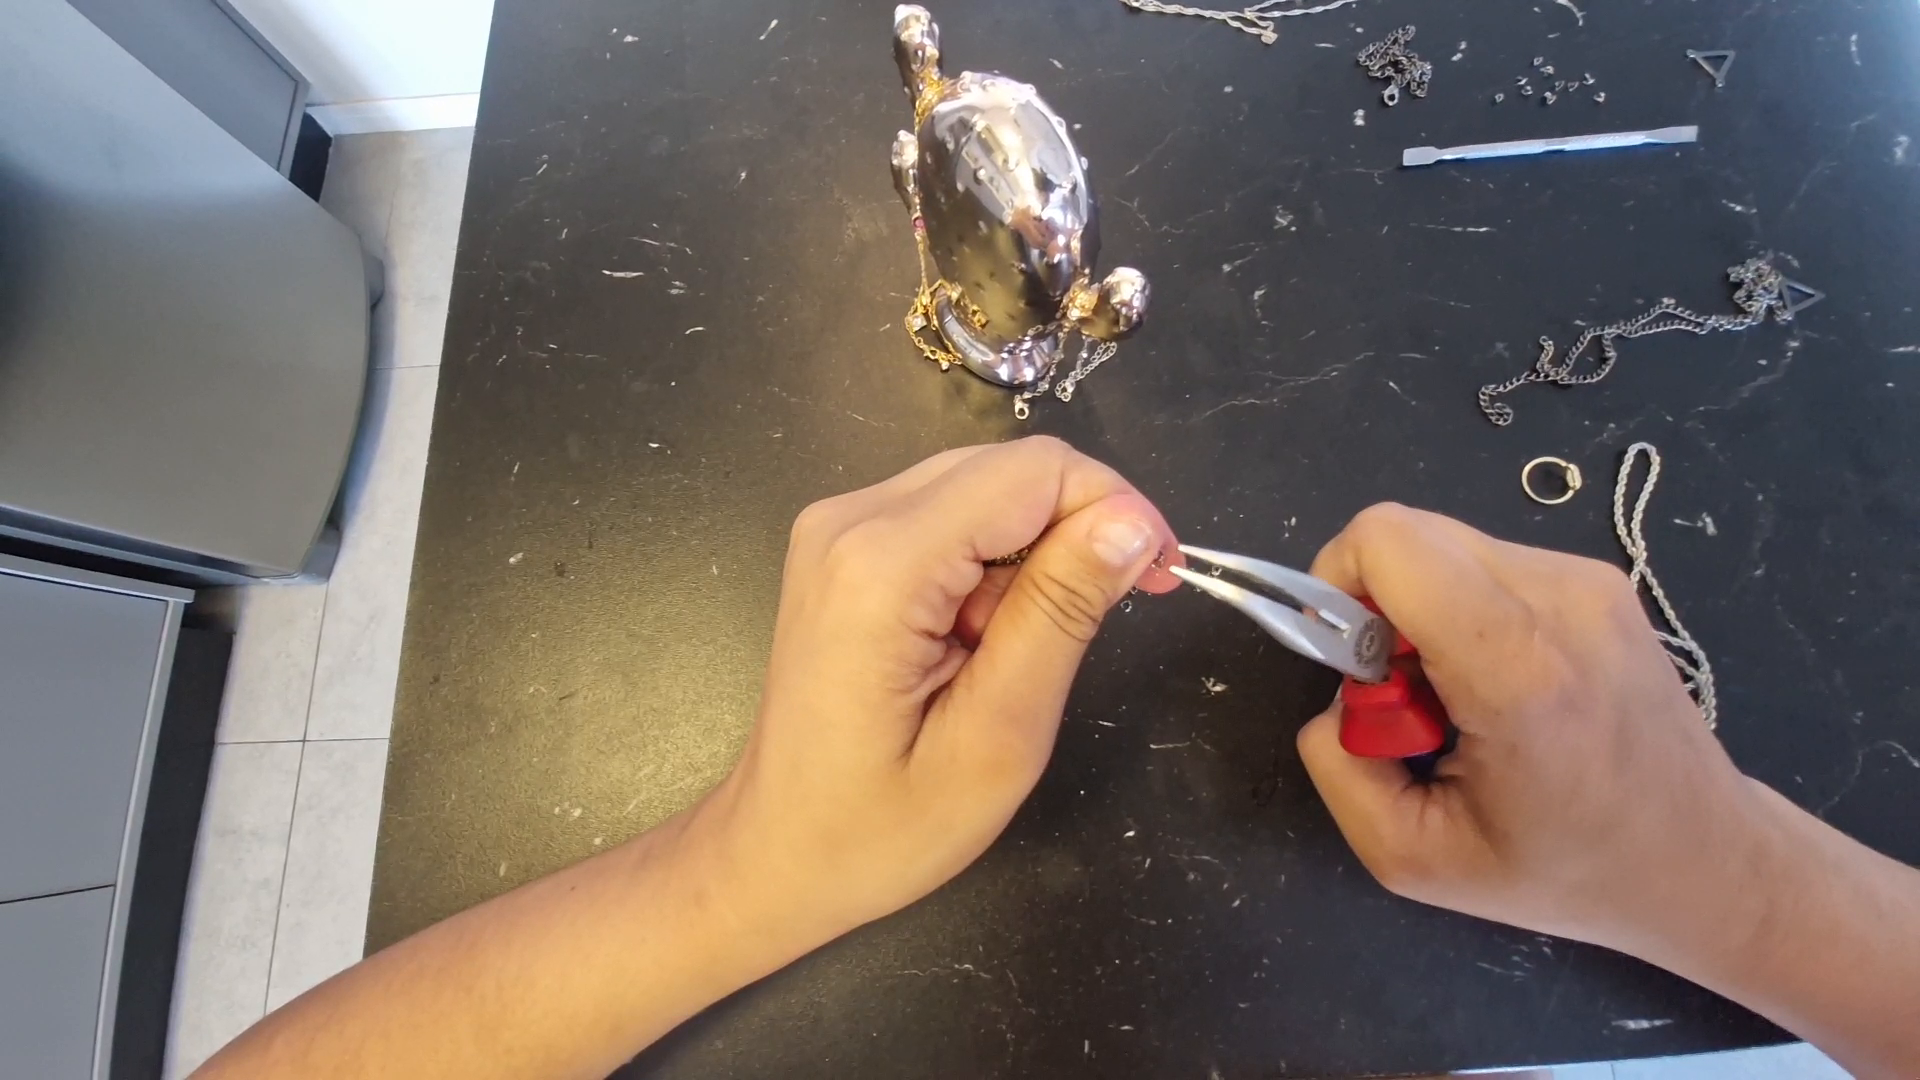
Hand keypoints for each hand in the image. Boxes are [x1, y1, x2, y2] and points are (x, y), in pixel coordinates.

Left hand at [699, 437, 1180, 945]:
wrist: (776, 848)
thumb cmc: (882, 825)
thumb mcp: (998, 733)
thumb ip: (1062, 612)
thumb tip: (1132, 521)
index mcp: (882, 563)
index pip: (1033, 471)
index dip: (1114, 505)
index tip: (1156, 574)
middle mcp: (850, 517)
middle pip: (1007, 469)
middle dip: (1079, 526)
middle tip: (1109, 610)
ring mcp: (837, 525)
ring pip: (982, 487)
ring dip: (1031, 551)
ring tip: (1023, 644)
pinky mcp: (841, 543)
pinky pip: (946, 515)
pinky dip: (989, 561)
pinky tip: (981, 630)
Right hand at [1294, 504, 1763, 953]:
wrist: (1711, 865)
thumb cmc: (1561, 869)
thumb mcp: (1409, 855)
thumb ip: (1336, 766)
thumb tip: (1335, 697)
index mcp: (1514, 669)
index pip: (1388, 543)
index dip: (1334, 578)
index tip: (1346, 650)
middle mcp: (1558, 600)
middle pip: (1401, 532)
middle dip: (1366, 596)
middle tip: (1390, 676)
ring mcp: (1586, 580)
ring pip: (1434, 543)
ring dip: (1409, 604)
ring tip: (1442, 682)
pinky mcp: (1594, 578)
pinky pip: (1475, 557)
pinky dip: (1448, 602)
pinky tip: (1480, 668)